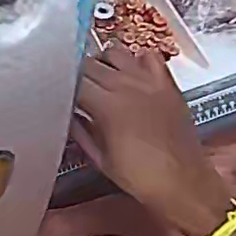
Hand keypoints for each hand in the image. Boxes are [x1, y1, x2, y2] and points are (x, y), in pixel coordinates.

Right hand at [73, 45, 235, 235]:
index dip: (59, 85)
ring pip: (115, 53)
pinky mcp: (166, 82)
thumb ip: (79, 131)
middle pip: (89, 64)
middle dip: (76, 74)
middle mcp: (126, 85)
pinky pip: (147, 56)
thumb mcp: (100, 159)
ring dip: (102, 63)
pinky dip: (135, 60)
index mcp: (106, 106)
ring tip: (98, 79)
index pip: (72, 81)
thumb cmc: (138, 177)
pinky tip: (130, 74)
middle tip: (70, 89)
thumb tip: (67, 115)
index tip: (53, 93)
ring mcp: (149, 80)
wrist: (183, 181)